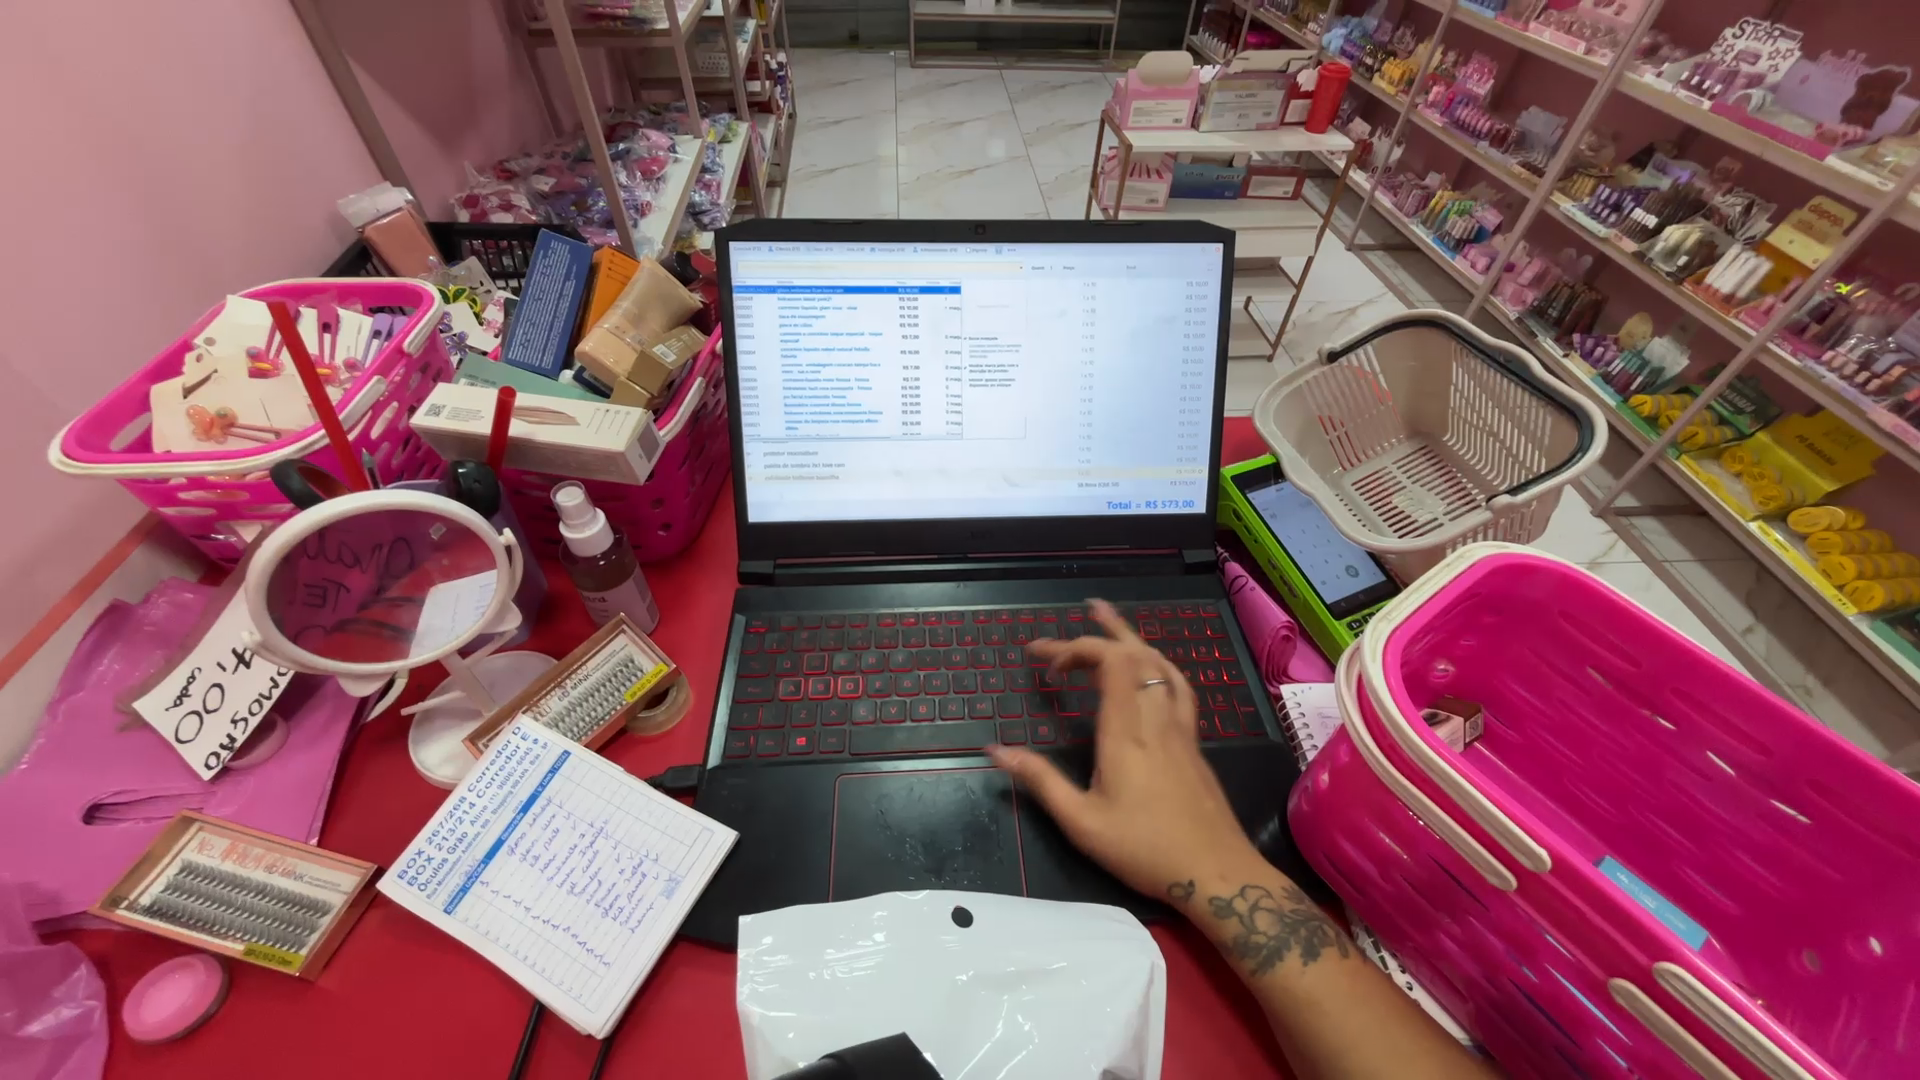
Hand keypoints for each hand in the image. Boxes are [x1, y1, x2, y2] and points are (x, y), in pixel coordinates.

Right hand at [987, 600, 1261, 904]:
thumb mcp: (1081, 821)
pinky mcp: (1193, 741)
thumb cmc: (1144, 848)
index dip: (1074, 648)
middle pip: (1133, 655)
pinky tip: (1151, 666)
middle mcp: (1155, 718)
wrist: (1216, 873)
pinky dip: (1157, 663)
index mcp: (1125, 731)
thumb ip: (1040, 781)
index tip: (1041, 657)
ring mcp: (1180, 727)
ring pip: (1160, 664)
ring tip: (1107, 620)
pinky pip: (1176, 684)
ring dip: (1131, 637)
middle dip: (1098, 635)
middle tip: (1069, 627)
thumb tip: (995, 750)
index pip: (1108, 663)